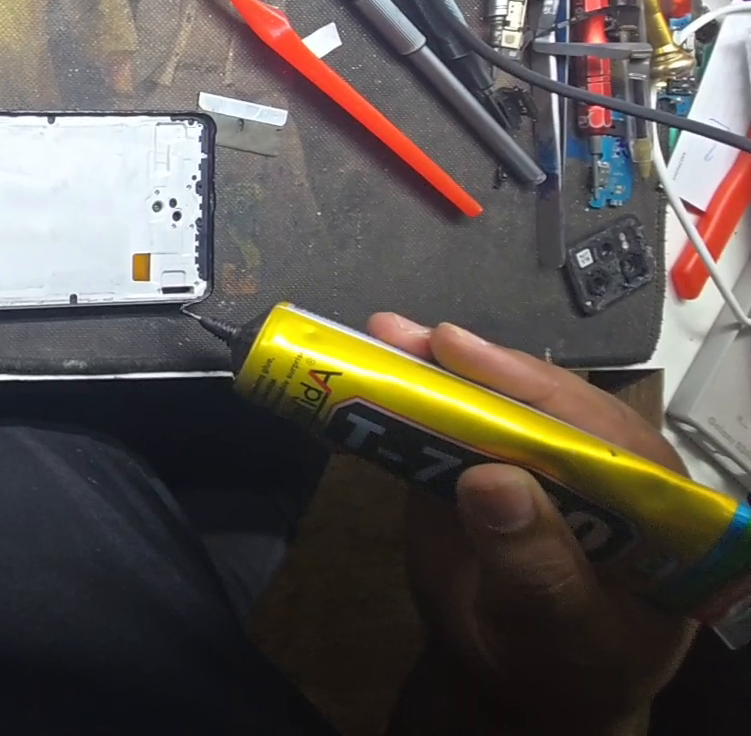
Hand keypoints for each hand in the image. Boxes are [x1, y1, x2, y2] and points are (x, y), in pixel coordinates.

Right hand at [368, 314, 693, 731]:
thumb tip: (491, 479)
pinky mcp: (469, 469)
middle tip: (399, 332)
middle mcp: (593, 475)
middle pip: (537, 401)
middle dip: (469, 362)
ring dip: (430, 368)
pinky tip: (363, 378)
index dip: (534, 384)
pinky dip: (397, 401)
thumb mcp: (556, 628)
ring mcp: (528, 468)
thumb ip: (534, 561)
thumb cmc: (556, 666)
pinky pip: (437, 428)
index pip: (602, 430)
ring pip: (485, 404)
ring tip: (378, 336)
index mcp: (650, 510)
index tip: (459, 350)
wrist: (505, 682)